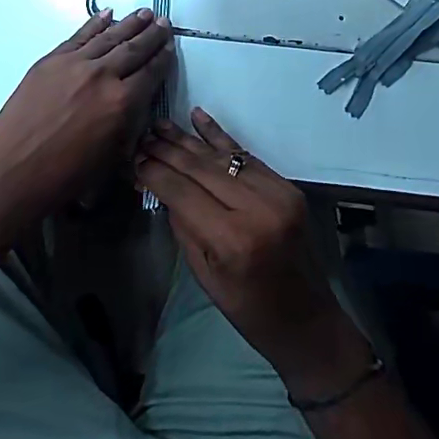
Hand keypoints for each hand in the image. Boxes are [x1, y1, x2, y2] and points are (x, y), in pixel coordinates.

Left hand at [0, 8, 174, 226]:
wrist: (17, 167)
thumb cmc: (65, 174)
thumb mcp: (111, 156)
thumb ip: (127, 125)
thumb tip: (133, 106)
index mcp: (122, 103)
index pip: (150, 73)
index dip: (162, 58)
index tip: (170, 46)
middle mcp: (101, 76)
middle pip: (132, 49)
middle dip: (150, 35)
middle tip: (163, 22)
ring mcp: (73, 64)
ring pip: (107, 37)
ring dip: (128, 24)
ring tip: (143, 14)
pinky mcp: (50, 61)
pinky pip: (78, 36)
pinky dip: (94, 24)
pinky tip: (106, 15)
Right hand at [136, 109, 374, 401]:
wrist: (308, 321)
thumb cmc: (247, 307)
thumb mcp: (202, 270)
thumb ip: (181, 221)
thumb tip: (156, 182)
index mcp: (232, 238)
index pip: (180, 190)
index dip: (152, 172)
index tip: (131, 159)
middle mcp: (257, 208)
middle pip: (198, 168)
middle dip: (165, 152)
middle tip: (139, 138)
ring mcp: (277, 194)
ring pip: (220, 156)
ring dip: (186, 139)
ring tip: (159, 124)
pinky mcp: (287, 187)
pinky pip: (245, 156)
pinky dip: (219, 136)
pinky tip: (198, 118)